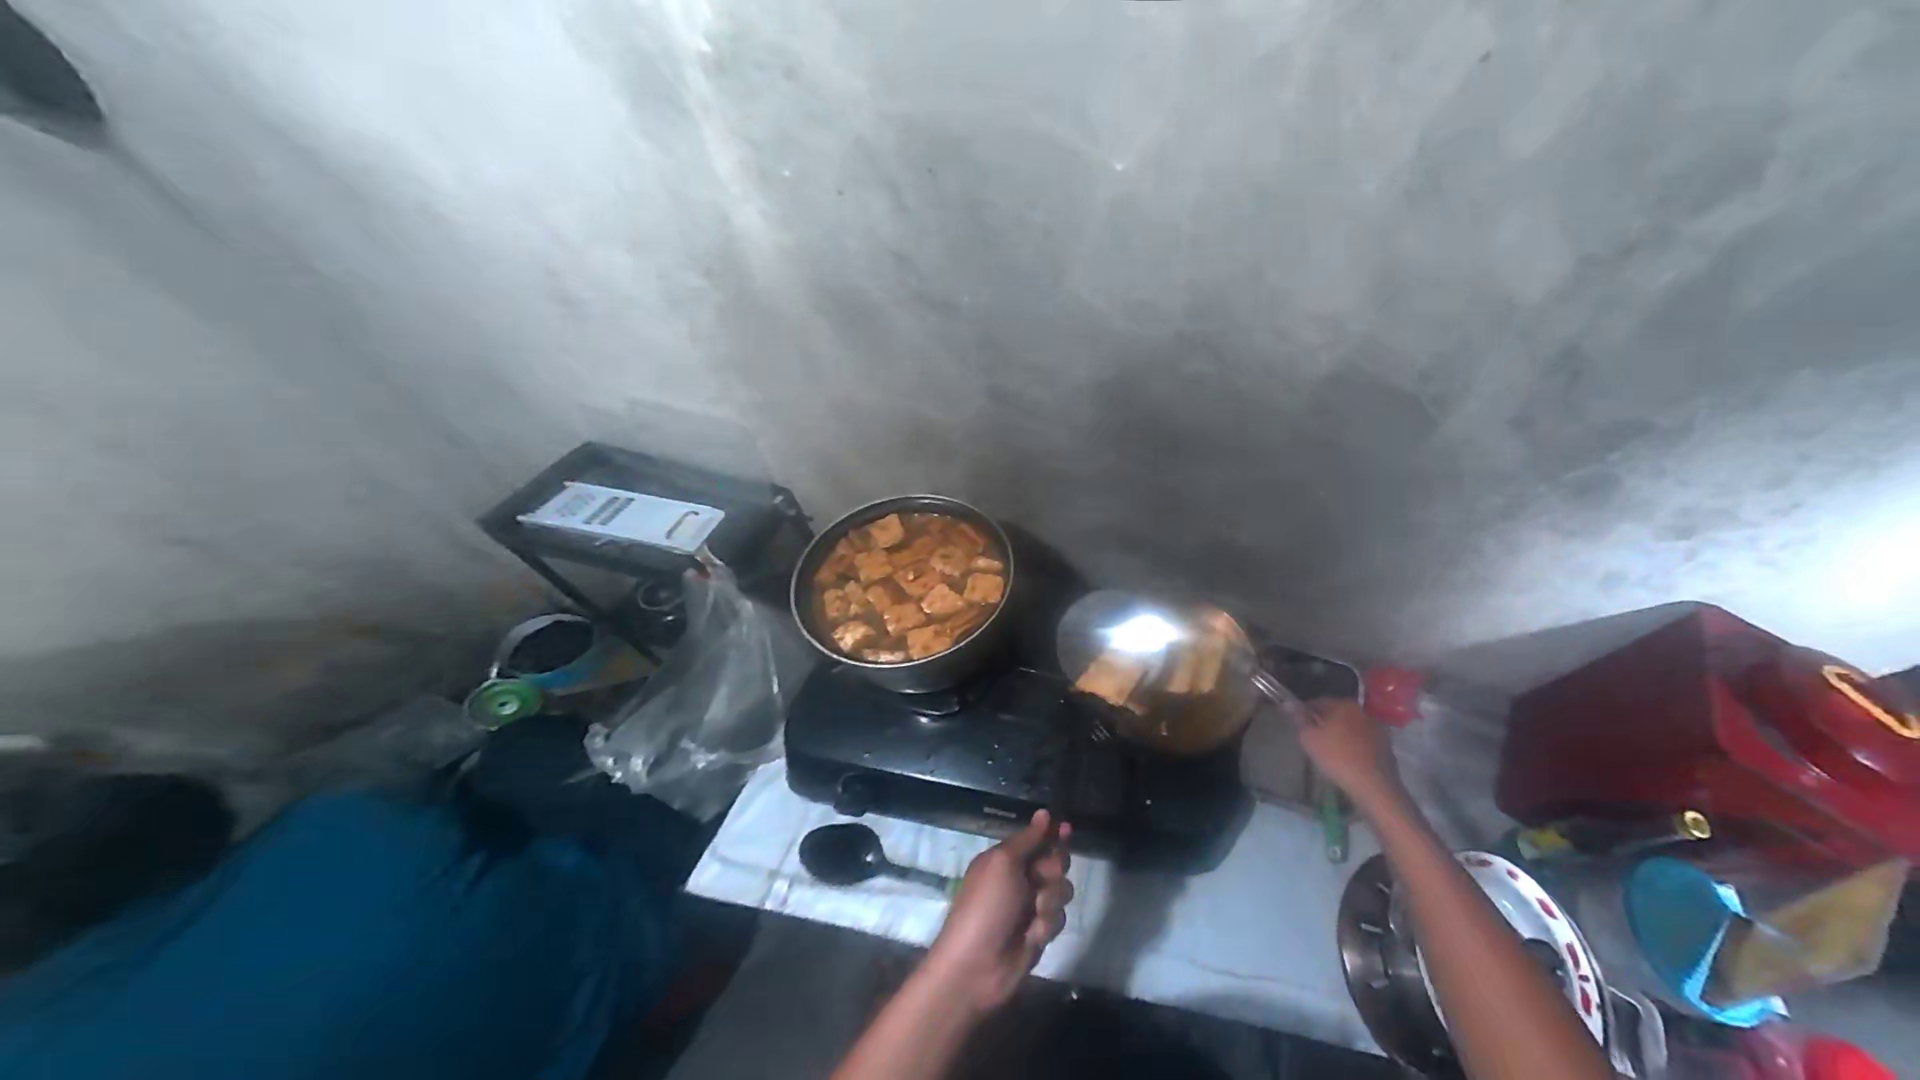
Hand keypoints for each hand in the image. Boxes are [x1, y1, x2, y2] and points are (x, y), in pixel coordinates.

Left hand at [923, 810, 1073, 1011]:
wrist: (977, 965)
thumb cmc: (986, 905)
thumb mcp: (1002, 863)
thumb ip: (1027, 839)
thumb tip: (1044, 813)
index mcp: (1006, 858)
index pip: (1036, 839)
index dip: (1052, 833)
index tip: (1067, 828)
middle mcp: (1020, 879)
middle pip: (1055, 862)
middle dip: (1053, 870)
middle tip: (1040, 880)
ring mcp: (1030, 906)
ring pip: (1061, 890)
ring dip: (1050, 900)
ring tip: (1033, 914)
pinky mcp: (1040, 932)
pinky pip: (1058, 918)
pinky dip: (1047, 924)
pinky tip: (1032, 935)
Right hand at [1298, 697, 1402, 810]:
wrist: (1374, 785)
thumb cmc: (1336, 757)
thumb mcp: (1308, 738)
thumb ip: (1299, 718)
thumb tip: (1288, 703)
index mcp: (1344, 705)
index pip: (1318, 702)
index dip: (1305, 713)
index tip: (1299, 726)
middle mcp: (1363, 711)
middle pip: (1337, 713)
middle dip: (1325, 723)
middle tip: (1314, 739)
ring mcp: (1378, 728)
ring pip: (1351, 727)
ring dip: (1341, 734)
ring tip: (1331, 751)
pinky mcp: (1387, 745)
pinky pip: (1364, 740)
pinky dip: (1355, 745)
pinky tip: (1348, 759)